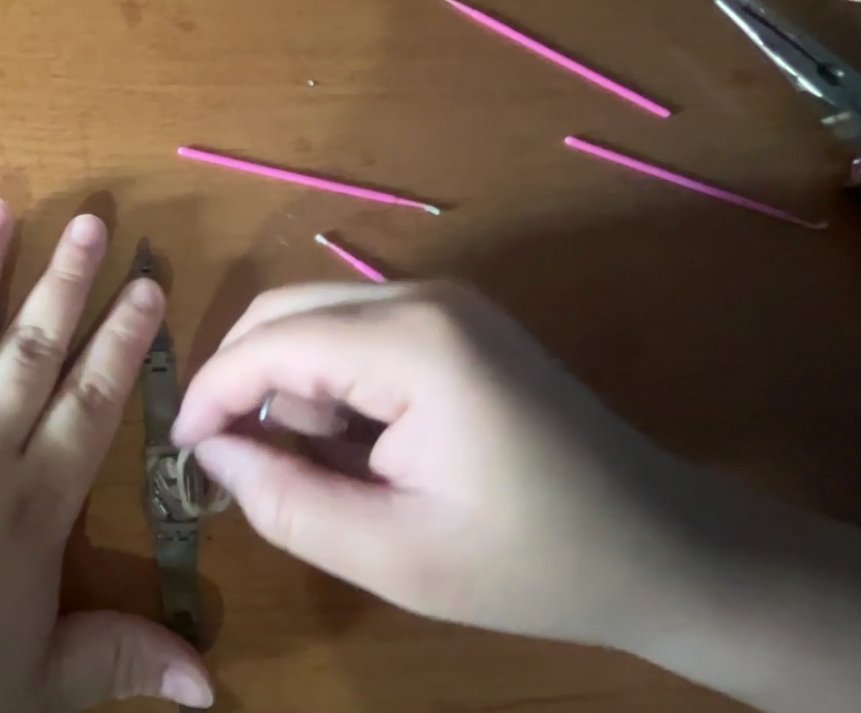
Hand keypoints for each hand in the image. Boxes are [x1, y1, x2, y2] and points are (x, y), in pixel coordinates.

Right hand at [173, 282, 713, 649]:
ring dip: (283, 383)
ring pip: (306, 318)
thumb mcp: (395, 558)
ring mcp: (437, 298)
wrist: (677, 553)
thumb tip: (209, 450)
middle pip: (278, 313)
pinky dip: (321, 378)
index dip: (211, 392)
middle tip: (230, 452)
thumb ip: (283, 501)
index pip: (269, 345)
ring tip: (316, 461)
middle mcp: (419, 296)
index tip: (182, 448)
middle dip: (238, 380)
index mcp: (414, 345)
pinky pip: (343, 328)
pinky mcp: (444, 315)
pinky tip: (353, 438)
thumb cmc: (537, 564)